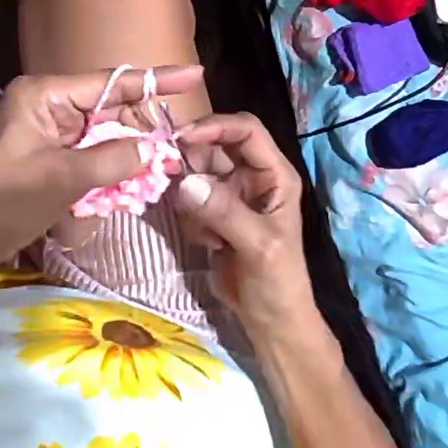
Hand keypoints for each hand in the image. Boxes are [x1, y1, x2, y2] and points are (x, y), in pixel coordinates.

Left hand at [0, 65, 205, 301]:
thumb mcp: (62, 181)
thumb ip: (113, 160)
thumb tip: (152, 148)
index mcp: (41, 96)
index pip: (108, 82)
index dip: (154, 81)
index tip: (194, 74)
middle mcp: (38, 105)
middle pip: (102, 111)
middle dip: (135, 133)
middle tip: (171, 152)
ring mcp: (33, 131)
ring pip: (91, 138)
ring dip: (116, 161)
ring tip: (143, 180)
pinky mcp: (30, 156)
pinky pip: (74, 157)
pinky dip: (94, 175)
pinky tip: (109, 195)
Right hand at [171, 112, 321, 338]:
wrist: (270, 321)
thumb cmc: (277, 281)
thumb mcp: (258, 246)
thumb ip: (225, 212)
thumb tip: (185, 181)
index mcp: (274, 174)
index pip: (245, 131)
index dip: (215, 126)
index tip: (181, 138)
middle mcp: (252, 177)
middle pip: (214, 146)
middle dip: (192, 159)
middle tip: (170, 176)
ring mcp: (230, 195)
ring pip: (197, 171)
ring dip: (190, 193)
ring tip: (204, 228)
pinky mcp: (213, 214)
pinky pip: (190, 198)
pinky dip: (190, 216)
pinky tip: (208, 243)